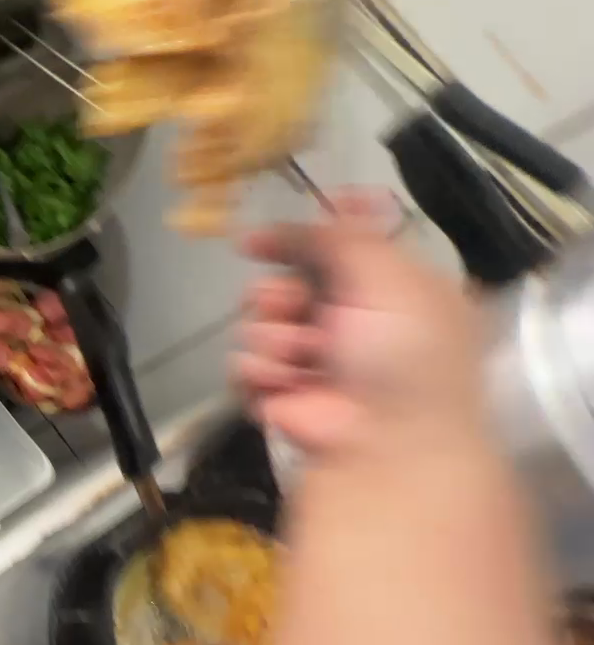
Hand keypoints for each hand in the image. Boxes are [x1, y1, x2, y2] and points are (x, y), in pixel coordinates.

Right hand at [236, 190, 488, 457]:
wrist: (383, 435)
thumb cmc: (404, 354)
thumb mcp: (390, 279)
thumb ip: (345, 240)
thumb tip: (304, 208)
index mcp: (379, 285)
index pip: (326, 247)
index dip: (291, 239)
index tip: (254, 240)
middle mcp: (338, 316)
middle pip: (275, 284)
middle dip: (277, 296)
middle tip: (295, 309)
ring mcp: (300, 354)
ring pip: (252, 325)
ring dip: (273, 341)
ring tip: (303, 360)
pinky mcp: (269, 388)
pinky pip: (239, 364)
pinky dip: (260, 373)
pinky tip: (286, 384)